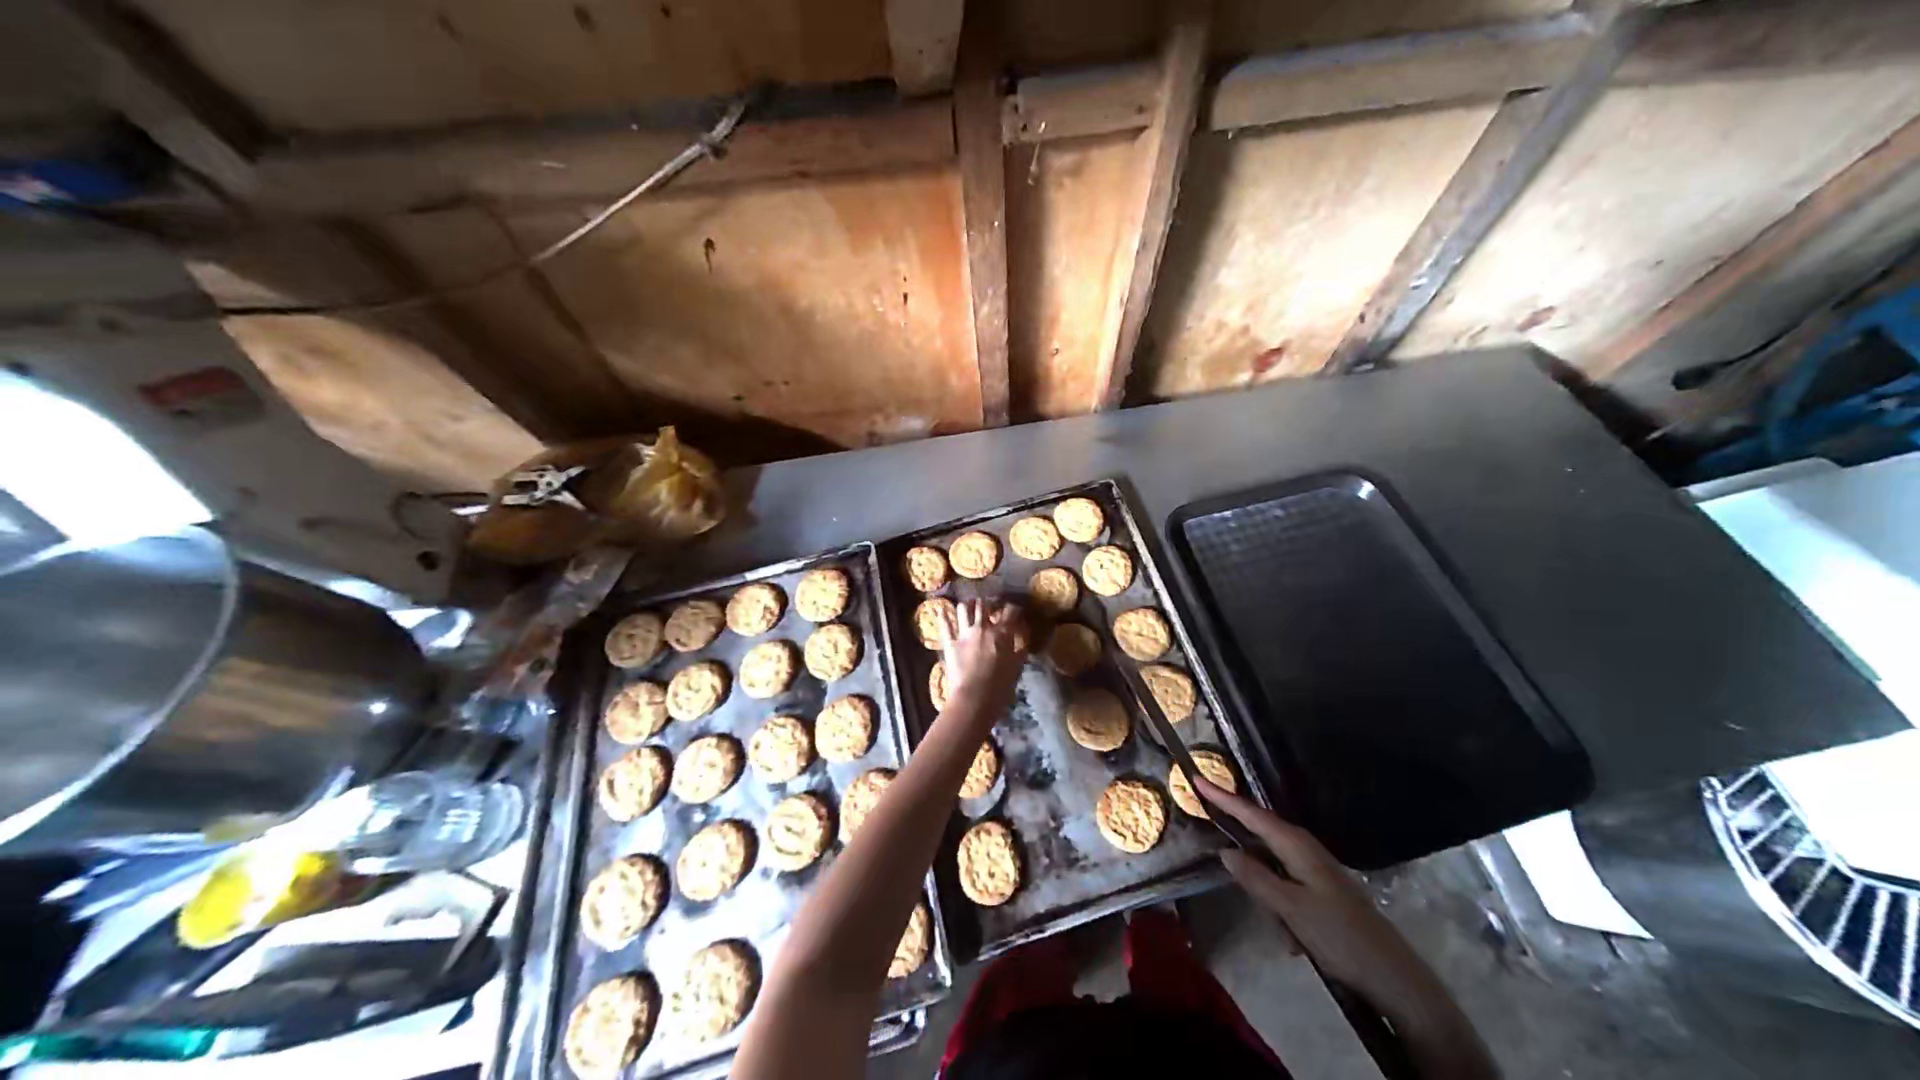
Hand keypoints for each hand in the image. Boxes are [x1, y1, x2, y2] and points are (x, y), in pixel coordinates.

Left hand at [937, 598, 1027, 714]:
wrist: (975, 698)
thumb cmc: (1000, 686)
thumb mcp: (1017, 667)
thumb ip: (1020, 649)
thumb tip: (1022, 637)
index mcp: (1002, 633)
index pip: (1010, 611)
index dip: (1013, 608)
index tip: (1014, 610)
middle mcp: (983, 628)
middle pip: (984, 605)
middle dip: (987, 603)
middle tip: (989, 608)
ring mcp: (964, 633)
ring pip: (963, 609)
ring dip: (967, 607)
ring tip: (968, 608)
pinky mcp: (950, 643)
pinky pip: (944, 625)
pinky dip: (943, 615)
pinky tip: (941, 608)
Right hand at [1198, 778, 1428, 1004]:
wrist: (1393, 977)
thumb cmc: (1339, 937)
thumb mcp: (1290, 909)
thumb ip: (1255, 878)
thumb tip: (1226, 851)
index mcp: (1297, 846)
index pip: (1252, 814)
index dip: (1223, 797)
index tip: (1196, 778)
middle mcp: (1306, 850)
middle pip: (1261, 833)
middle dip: (1241, 841)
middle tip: (1221, 843)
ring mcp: (1315, 869)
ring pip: (1272, 866)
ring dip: (1266, 893)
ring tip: (1282, 930)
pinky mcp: (1321, 890)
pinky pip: (1286, 887)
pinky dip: (1281, 908)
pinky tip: (1293, 941)